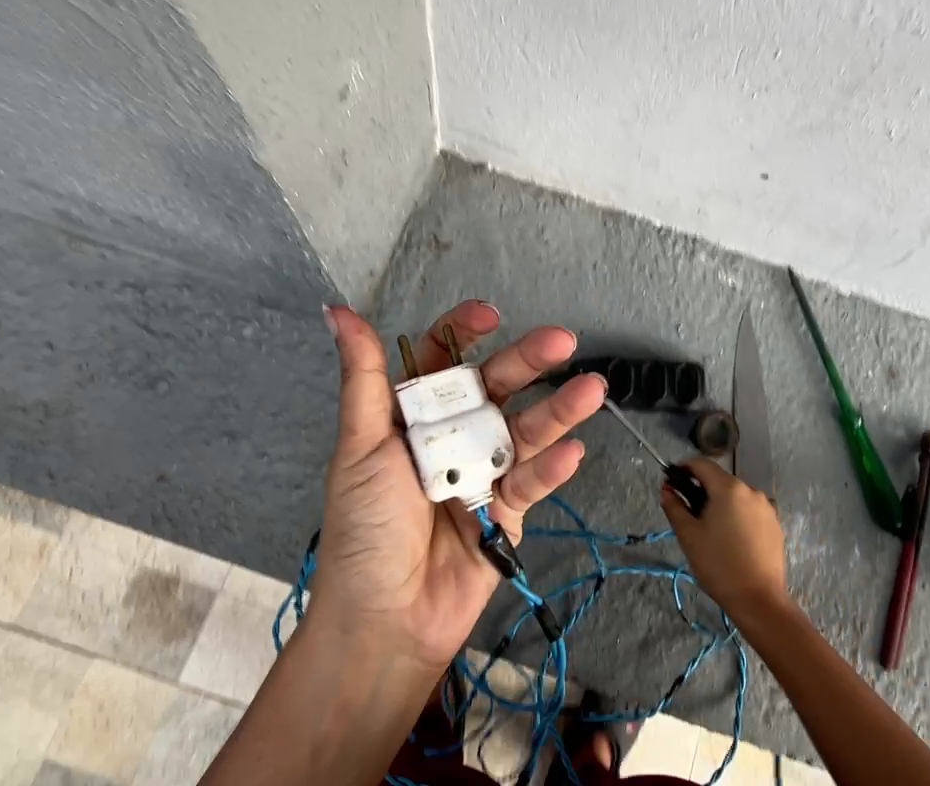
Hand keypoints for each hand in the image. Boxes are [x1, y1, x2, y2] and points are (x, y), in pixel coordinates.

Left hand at [310, 301, 606, 670]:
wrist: (384, 620)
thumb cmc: (364, 528)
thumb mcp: (360, 447)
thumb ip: (364, 378)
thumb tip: (337, 310)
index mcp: (409, 416)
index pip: (440, 359)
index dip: (463, 332)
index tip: (490, 315)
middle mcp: (449, 436)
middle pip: (494, 387)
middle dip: (527, 362)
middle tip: (563, 340)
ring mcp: (482, 471)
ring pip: (524, 430)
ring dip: (558, 410)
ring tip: (591, 390)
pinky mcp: (506, 511)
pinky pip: (532, 481)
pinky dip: (552, 467)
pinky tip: (571, 452)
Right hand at [659, 458, 789, 618]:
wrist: (758, 599)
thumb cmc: (718, 565)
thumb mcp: (689, 536)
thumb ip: (675, 507)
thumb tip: (666, 490)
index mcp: (729, 488)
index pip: (702, 464)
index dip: (684, 468)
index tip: (672, 481)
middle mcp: (750, 491)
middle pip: (720, 480)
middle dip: (702, 490)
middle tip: (688, 513)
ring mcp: (766, 507)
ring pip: (736, 496)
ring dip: (720, 504)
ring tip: (710, 530)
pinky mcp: (775, 524)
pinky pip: (750, 511)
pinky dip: (737, 516)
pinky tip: (731, 539)